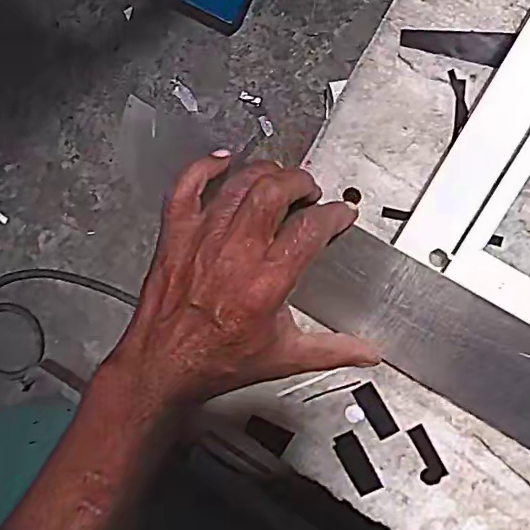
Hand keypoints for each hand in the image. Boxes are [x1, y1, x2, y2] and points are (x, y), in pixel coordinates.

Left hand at [110, 154, 378, 406]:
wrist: (162, 367)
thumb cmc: (217, 361)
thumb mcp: (285, 357)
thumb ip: (333, 350)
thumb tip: (367, 352)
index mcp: (267, 282)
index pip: (311, 227)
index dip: (334, 214)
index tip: (340, 214)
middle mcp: (236, 254)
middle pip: (275, 191)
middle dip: (301, 183)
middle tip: (310, 191)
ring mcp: (204, 239)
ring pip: (240, 184)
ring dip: (265, 173)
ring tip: (279, 178)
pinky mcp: (177, 235)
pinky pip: (187, 187)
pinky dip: (204, 167)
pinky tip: (222, 162)